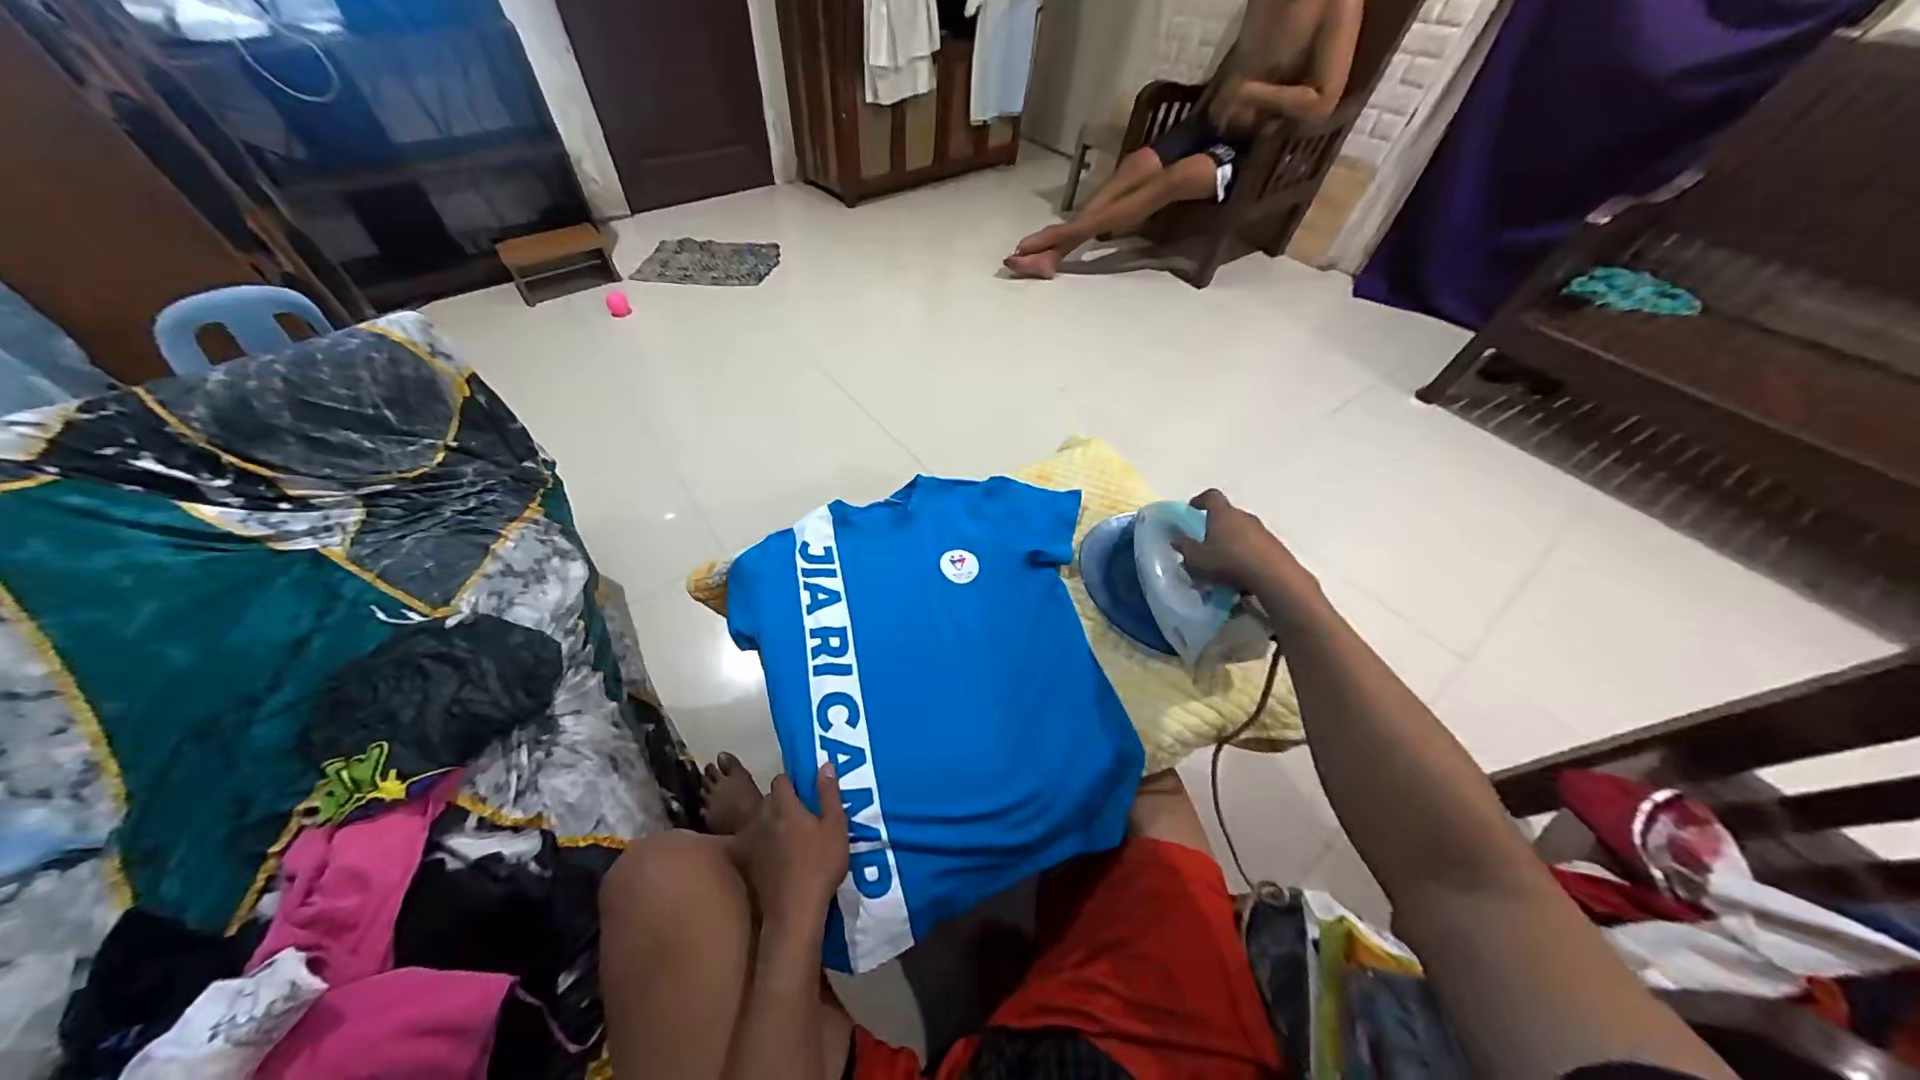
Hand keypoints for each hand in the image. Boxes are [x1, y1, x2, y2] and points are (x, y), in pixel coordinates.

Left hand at [734, 764, 848, 923]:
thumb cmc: (820, 864)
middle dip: (782, 802)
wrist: (793, 910)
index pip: (781, 780)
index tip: (806, 791)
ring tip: (792, 836)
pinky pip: (757, 845)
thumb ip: (829, 794)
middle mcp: (764, 819)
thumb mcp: (835, 826)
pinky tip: (780, 858)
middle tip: (803, 813)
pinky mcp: (750, 864)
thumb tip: (825, 765)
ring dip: (773, 823)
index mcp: (784, 806)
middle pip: (769, 800)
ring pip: (761, 822)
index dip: (792, 782)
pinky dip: (766, 845)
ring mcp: (753, 843)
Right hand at [1170, 489, 1319, 603]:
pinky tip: (1238, 572)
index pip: (1211, 496)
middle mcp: (1243, 516)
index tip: (1192, 508)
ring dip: (1230, 542)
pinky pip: (1253, 545)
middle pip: (1227, 515)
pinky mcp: (1274, 547)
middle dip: (1215, 526)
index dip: (1200, 500)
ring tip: (1221, 562)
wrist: (1273, 576)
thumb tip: (1175, 536)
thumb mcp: (1196, 558)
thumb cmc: (1228, 562)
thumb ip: (1183, 546)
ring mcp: (1261, 531)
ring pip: (1241, 531)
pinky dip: (1244, 554)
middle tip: (1204, 542)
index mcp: (1223, 513)